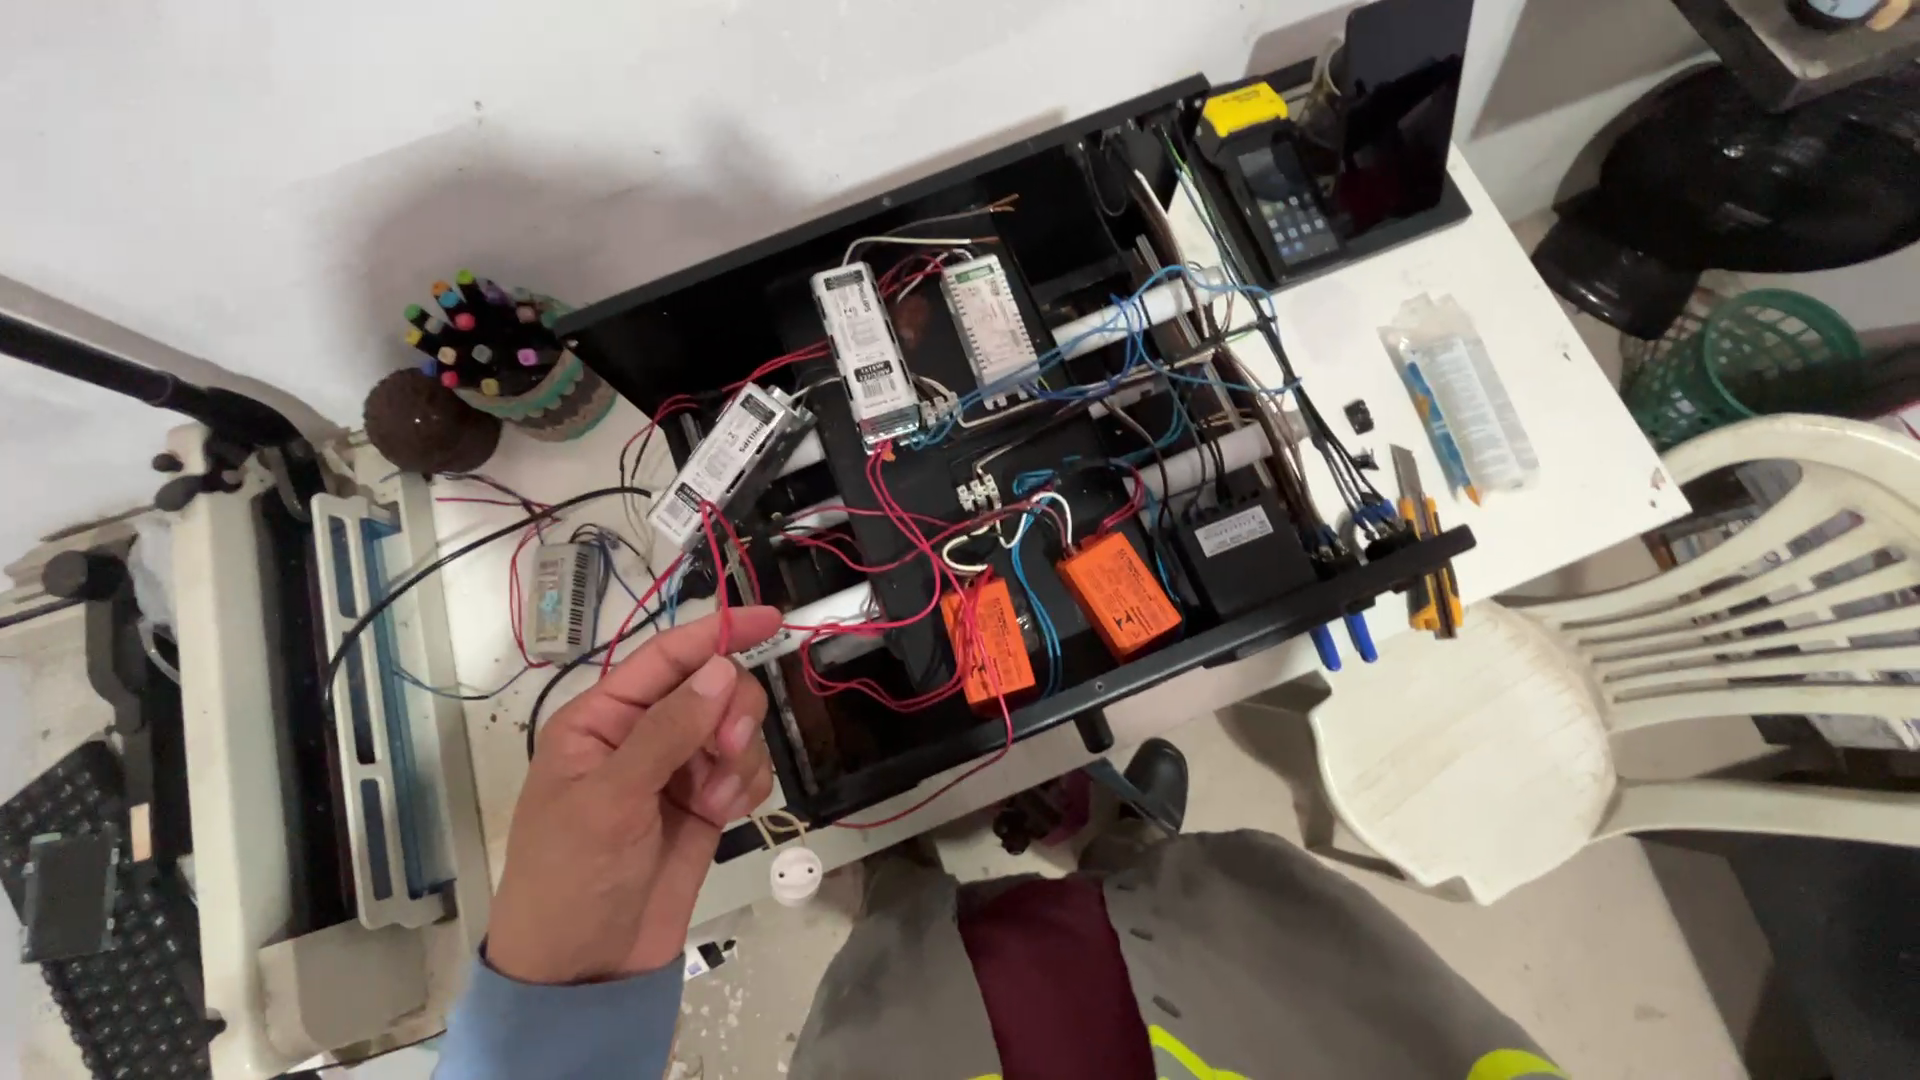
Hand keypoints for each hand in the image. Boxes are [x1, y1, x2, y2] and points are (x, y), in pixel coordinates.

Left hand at [485, 607, 781, 983]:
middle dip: (732, 712)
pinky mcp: (708, 800)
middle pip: (715, 687)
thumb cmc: (573, 877)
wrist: (587, 968)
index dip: (719, 632)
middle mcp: (645, 733)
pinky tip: (729, 813)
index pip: (668, 657)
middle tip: (727, 748)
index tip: (772, 619)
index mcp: (604, 718)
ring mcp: (680, 767)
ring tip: (714, 803)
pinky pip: (749, 767)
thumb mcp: (610, 801)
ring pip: (738, 726)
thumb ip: (667, 731)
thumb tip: (722, 670)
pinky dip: (749, 784)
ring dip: (738, 758)